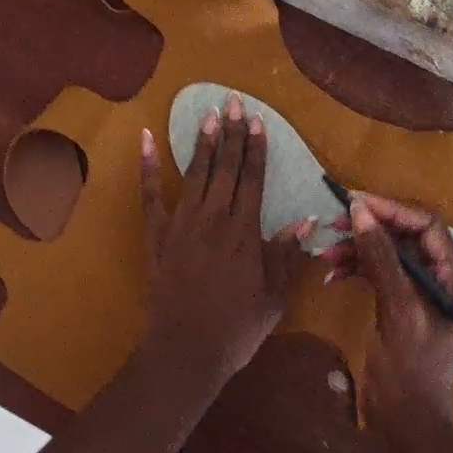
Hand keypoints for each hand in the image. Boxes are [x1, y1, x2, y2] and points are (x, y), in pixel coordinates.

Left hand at [139, 92, 314, 381]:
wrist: (186, 350)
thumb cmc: (236, 328)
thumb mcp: (274, 297)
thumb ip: (287, 256)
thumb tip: (306, 220)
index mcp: (244, 231)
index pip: (253, 179)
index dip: (256, 148)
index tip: (257, 121)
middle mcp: (214, 218)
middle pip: (226, 168)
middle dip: (231, 133)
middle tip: (233, 101)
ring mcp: (182, 223)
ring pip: (195, 173)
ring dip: (203, 142)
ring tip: (208, 114)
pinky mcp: (157, 234)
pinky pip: (152, 194)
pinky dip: (148, 165)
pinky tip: (146, 139)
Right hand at [322, 194, 452, 420]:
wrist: (405, 423)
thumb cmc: (410, 370)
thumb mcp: (397, 310)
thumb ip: (381, 258)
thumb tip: (361, 211)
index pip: (427, 227)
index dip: (393, 211)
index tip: (356, 203)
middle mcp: (440, 281)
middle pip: (405, 236)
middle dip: (370, 228)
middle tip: (335, 222)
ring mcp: (418, 293)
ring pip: (388, 253)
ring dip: (357, 249)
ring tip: (326, 253)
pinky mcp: (399, 305)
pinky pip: (378, 273)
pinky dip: (355, 269)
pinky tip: (332, 276)